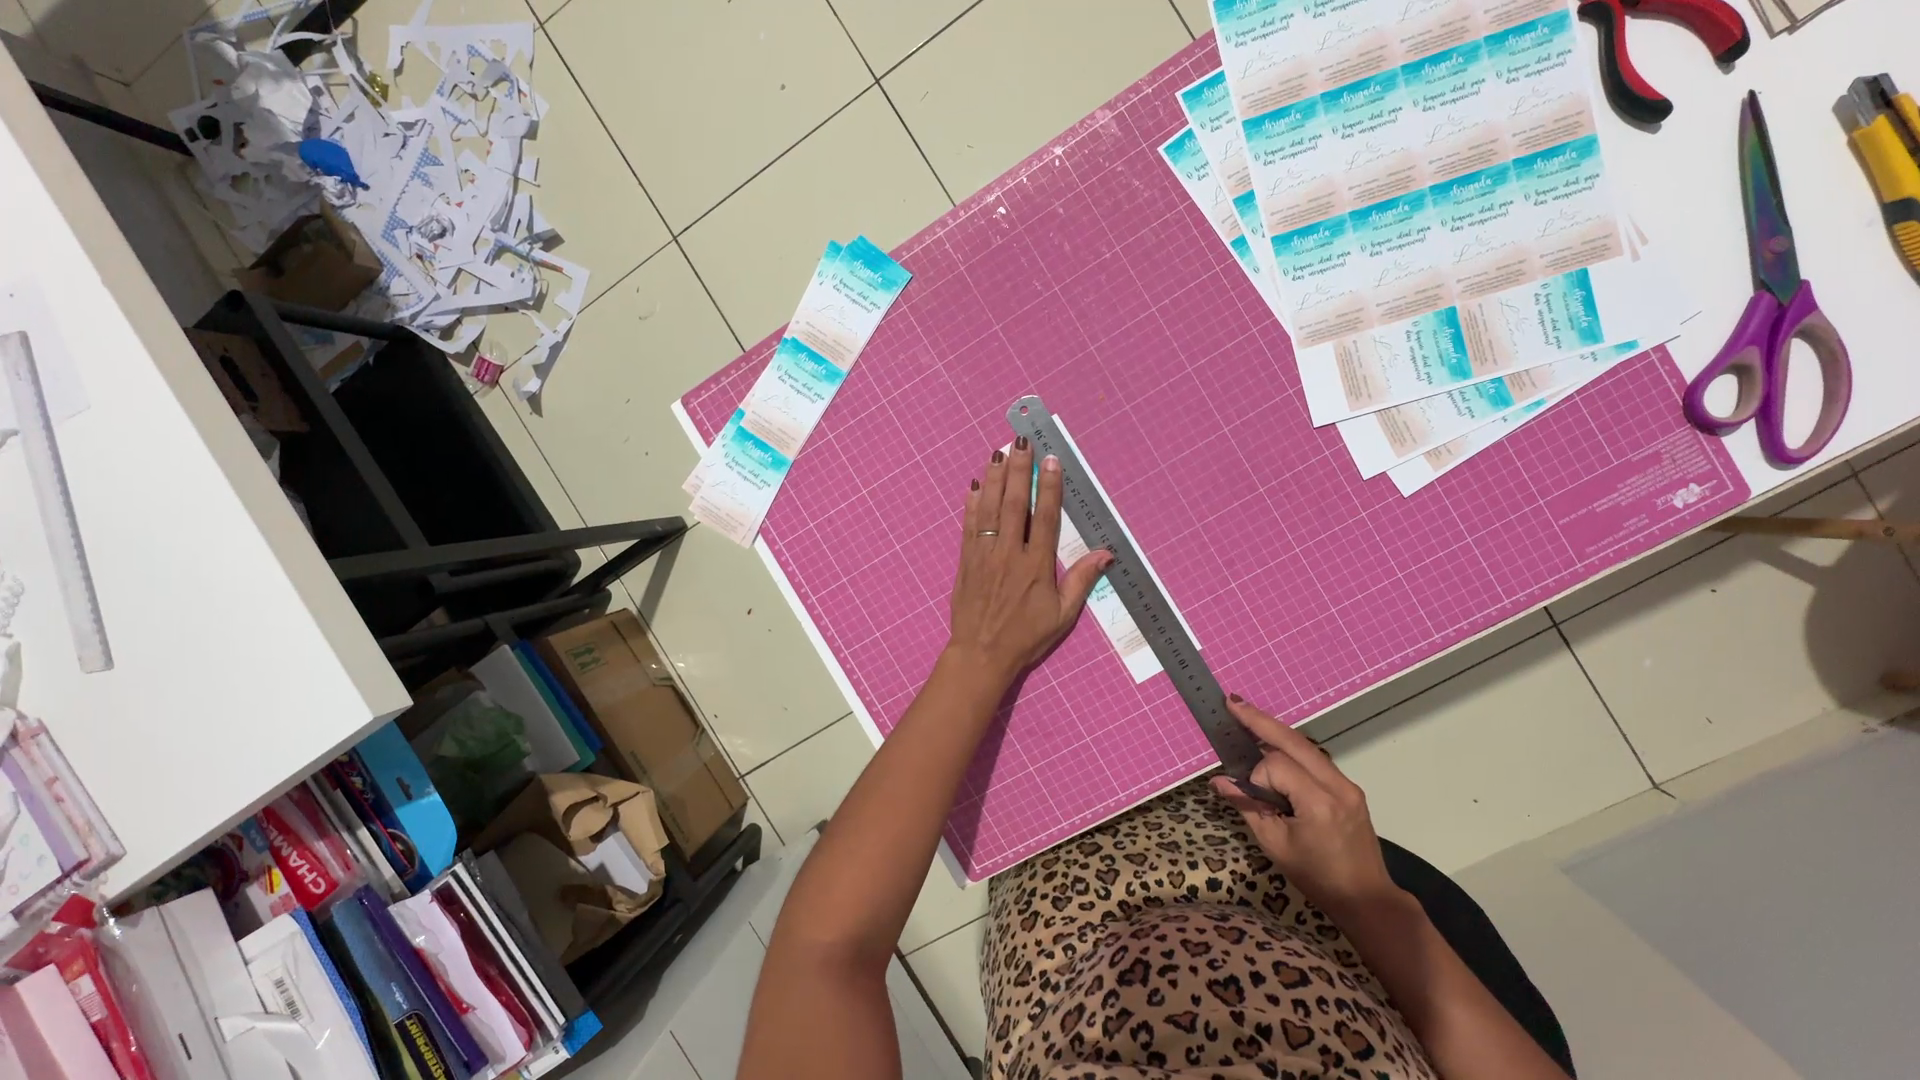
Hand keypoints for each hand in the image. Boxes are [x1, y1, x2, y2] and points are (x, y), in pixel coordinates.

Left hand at [947, 438, 1110, 684]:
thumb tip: (1106, 553)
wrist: (982, 655)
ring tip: (997, 452)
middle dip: (1018, 470)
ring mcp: (985, 556)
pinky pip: (969, 526)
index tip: (1050, 460)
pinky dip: (971, 504)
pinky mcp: (966, 562)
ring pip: (988, 509)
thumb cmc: (1026, 637)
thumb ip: (1081, 580)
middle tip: (1020, 442)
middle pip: (1013, 504)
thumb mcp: (1062, 615)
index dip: (1048, 486)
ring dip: (993, 478)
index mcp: (1036, 565)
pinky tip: (974, 486)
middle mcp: (1009, 554)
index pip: (1044, 517)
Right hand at [1210, 696, 1399, 916]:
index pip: (1277, 766)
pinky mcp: (1349, 789)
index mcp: (1319, 802)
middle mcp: (1337, 785)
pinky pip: (1315, 760)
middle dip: (1261, 721)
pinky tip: (1273, 747)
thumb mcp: (1275, 846)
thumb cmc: (1317, 877)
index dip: (1257, 777)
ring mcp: (1347, 784)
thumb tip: (1219, 781)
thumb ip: (1248, 807)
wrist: (1366, 898)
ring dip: (1276, 733)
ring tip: (1248, 719)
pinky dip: (1291, 750)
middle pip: (1294, 740)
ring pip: (1306, 746)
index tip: (1252, 799)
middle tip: (1232, 703)